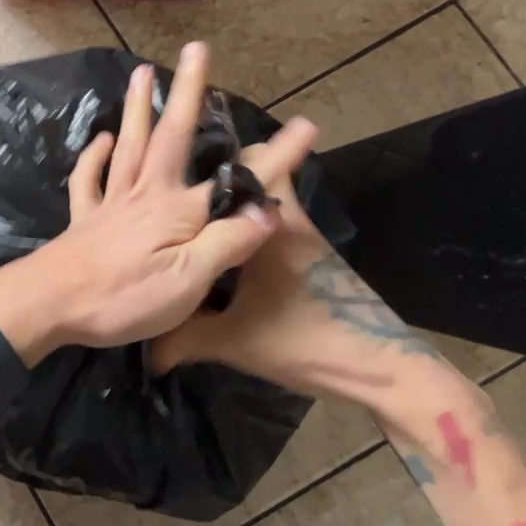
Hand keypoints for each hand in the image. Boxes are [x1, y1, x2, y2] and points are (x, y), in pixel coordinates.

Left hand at [0, 42, 317, 364]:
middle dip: (187, 92)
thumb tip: (268, 210)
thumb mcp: (188, 281)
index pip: (238, 181)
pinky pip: (89, 178)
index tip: (308, 125)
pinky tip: (102, 138)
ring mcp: (110, 203)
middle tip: (195, 49)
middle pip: (170, 135)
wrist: (48, 303)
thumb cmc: (122, 297)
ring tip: (142, 71)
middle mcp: (144, 195)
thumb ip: (227, 242)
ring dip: (138, 107)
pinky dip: (95, 154)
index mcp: (176, 210)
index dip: (275, 157)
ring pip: (128, 144)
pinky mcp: (84, 218)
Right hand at [147, 149, 454, 405]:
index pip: (248, 162)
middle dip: (214, 179)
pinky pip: (266, 230)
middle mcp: (285, 222)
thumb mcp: (233, 342)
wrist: (381, 373)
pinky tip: (210, 256)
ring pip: (259, 206)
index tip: (177, 156)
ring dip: (227, 209)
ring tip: (180, 223)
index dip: (213, 153)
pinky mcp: (308, 261)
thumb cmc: (307, 342)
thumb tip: (143, 344)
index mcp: (267, 226)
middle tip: (170, 192)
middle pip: (251, 178)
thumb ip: (180, 338)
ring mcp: (301, 240)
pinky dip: (240, 234)